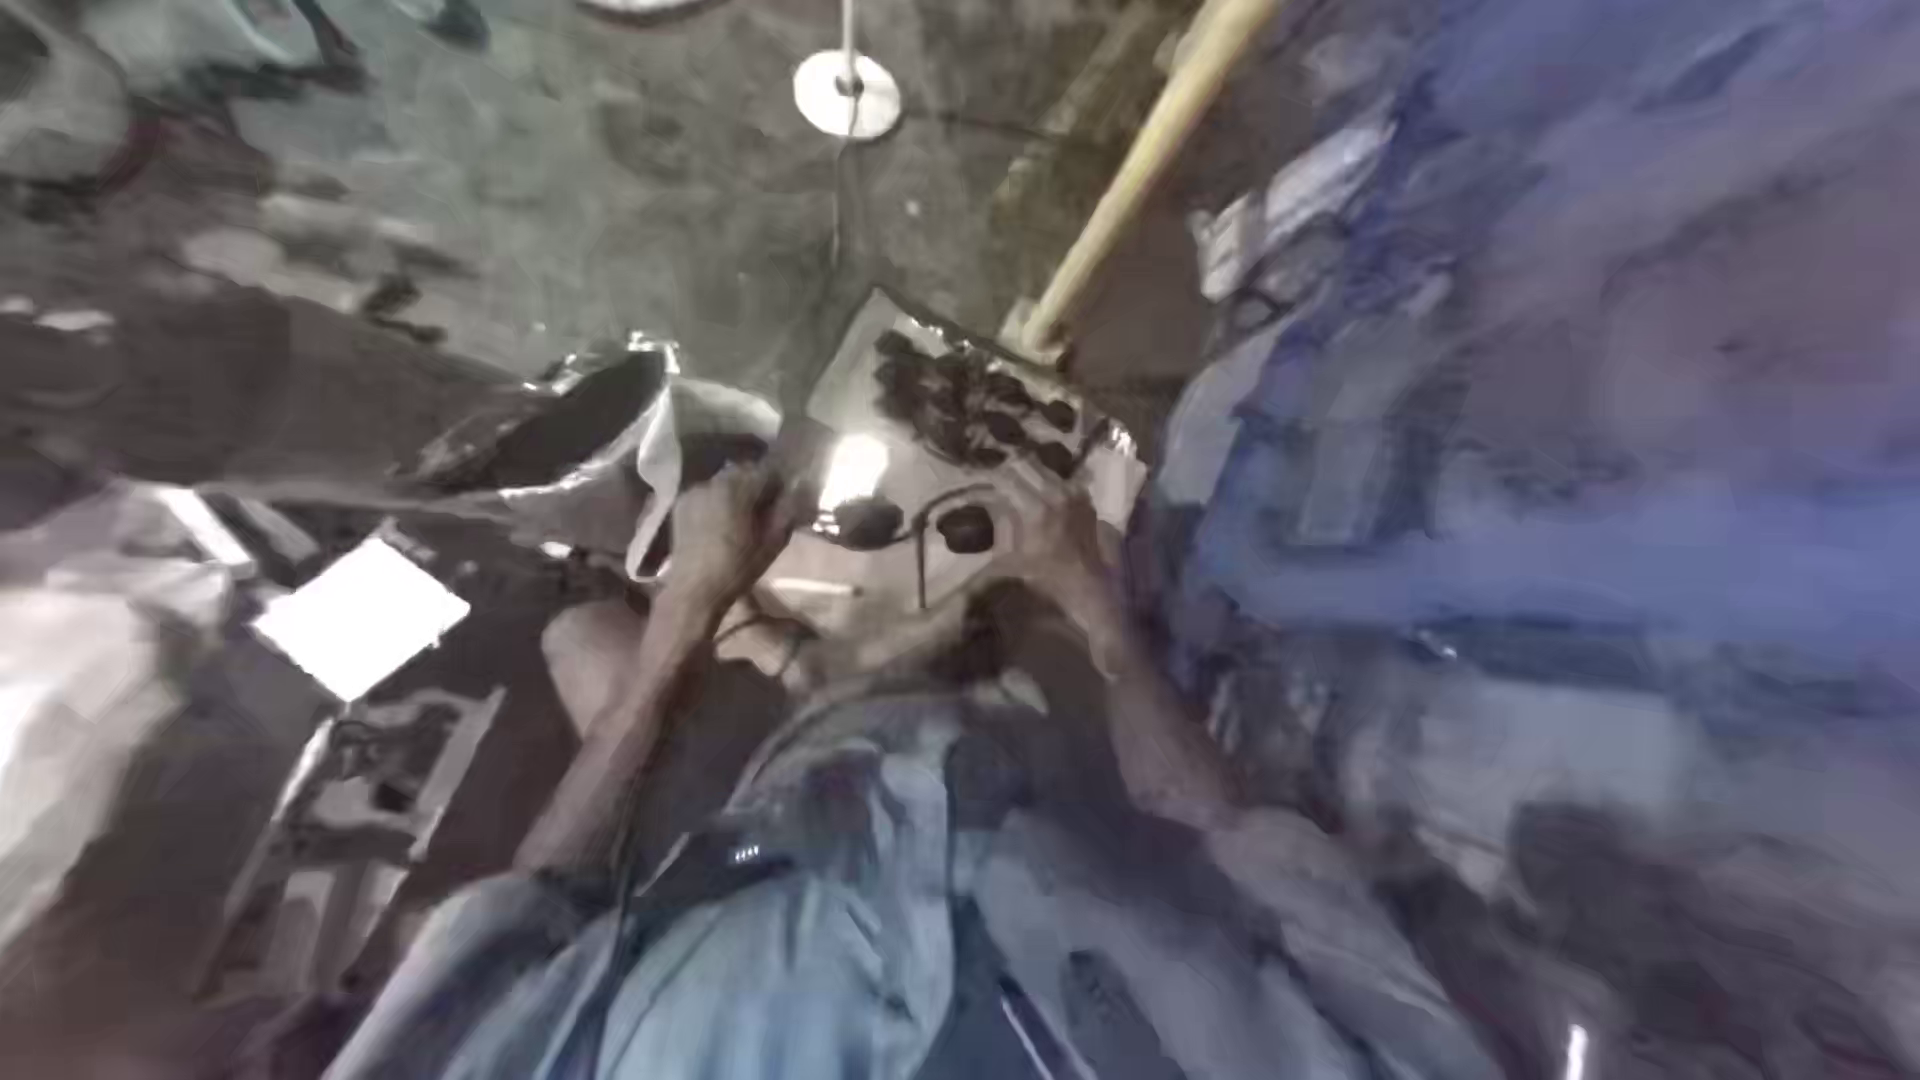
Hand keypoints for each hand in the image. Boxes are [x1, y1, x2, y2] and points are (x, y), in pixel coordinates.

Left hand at [663, 462, 813, 614]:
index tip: (785, 500)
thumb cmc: (738, 568)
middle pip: (744, 472)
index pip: (767, 470)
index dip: (780, 483)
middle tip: (767, 508)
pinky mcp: (682, 504)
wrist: (694, 591)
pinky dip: (719, 499)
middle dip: (758, 484)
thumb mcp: (773, 542)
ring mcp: (694, 492)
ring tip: (744, 514)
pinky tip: (723, 520)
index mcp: (737, 488)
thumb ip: (789, 510)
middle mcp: (713, 482)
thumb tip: (801, 488)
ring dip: (738, 491)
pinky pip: (708, 492)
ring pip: (725, 481)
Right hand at [984, 458, 1116, 619]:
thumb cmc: (1042, 577)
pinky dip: (1047, 481)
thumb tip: (991, 497)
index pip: (1006, 476)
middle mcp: (1057, 493)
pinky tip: (1038, 492)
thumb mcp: (1007, 556)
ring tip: (1015, 482)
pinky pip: (1060, 479)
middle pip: (1026, 464)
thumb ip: (1000, 520)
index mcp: (1035, 508)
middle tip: (995, 477)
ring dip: (1028, 473)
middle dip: (1007, 468)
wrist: (1084, 586)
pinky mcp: (1084, 498)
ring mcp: (1075, 493)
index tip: (978, 478)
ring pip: (1044, 468)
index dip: (989, 476)